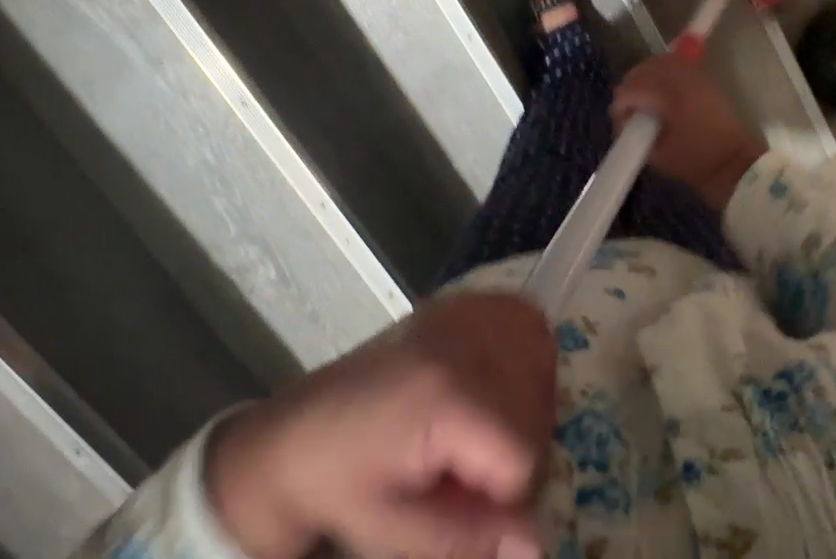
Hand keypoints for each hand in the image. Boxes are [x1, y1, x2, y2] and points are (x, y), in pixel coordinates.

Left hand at [205, 293, 555, 558]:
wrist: (291, 438)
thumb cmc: (341, 488)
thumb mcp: (395, 533)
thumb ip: (470, 539)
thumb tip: (538, 545)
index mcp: (445, 397)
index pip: (527, 453)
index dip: (508, 495)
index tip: (467, 503)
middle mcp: (463, 343)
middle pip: (540, 409)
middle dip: (519, 451)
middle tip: (466, 474)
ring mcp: (464, 313)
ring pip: (543, 363)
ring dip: (529, 405)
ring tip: (477, 431)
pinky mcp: (463, 302)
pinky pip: (526, 321)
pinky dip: (526, 353)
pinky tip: (493, 385)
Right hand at [611, 54, 767, 211]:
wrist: (734, 163)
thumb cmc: (695, 162)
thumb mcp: (656, 155)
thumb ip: (633, 132)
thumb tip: (623, 117)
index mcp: (671, 97)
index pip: (634, 88)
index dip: (622, 102)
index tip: (618, 116)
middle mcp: (684, 79)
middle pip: (647, 67)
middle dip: (632, 83)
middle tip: (628, 104)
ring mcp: (697, 76)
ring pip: (662, 60)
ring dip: (647, 74)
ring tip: (642, 95)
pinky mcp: (706, 78)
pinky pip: (678, 65)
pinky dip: (664, 72)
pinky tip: (660, 91)